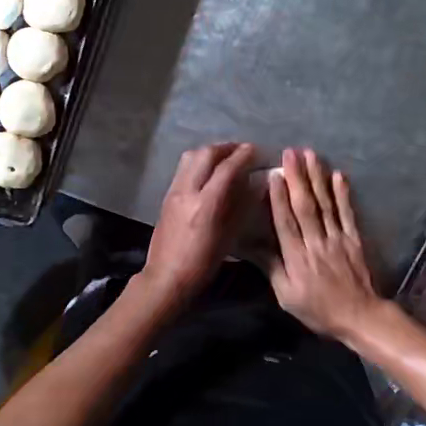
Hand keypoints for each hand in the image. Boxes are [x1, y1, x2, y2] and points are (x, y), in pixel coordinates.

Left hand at [138, 143, 257, 303]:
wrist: (166, 277)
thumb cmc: (203, 264)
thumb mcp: (229, 237)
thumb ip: (241, 207)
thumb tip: (255, 184)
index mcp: (206, 204)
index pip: (227, 168)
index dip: (245, 155)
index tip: (258, 152)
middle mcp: (188, 191)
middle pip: (206, 154)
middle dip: (227, 148)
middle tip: (243, 152)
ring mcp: (174, 191)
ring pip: (191, 156)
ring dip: (211, 152)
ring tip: (227, 159)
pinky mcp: (166, 195)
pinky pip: (184, 168)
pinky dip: (200, 162)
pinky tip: (210, 173)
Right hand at [265, 148, 385, 341]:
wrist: (359, 317)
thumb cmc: (317, 310)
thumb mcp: (286, 295)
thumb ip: (270, 266)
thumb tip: (248, 245)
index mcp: (297, 258)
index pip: (285, 223)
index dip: (279, 198)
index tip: (273, 175)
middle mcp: (317, 243)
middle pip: (305, 207)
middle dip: (298, 178)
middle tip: (291, 153)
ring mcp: (338, 239)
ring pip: (325, 204)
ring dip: (317, 178)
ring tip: (310, 155)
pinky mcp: (354, 239)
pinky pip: (347, 213)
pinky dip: (343, 194)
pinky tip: (337, 175)